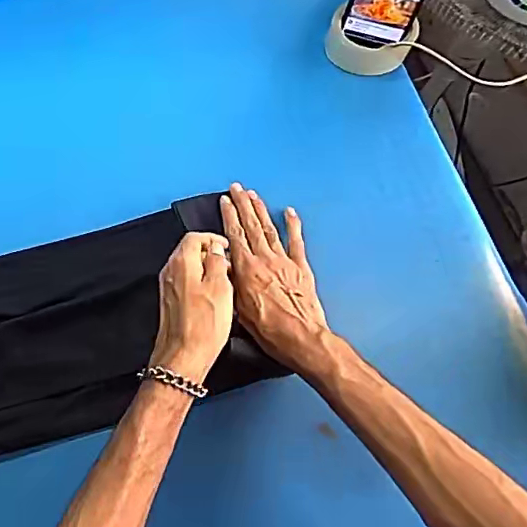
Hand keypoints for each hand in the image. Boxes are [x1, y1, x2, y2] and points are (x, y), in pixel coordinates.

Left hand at [149, 232, 234, 381]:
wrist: (183, 356)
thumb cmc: (202, 328)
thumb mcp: (220, 288)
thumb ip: (218, 262)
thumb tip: (216, 248)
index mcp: (181, 263)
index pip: (194, 236)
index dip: (212, 238)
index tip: (225, 245)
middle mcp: (170, 271)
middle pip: (189, 250)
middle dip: (209, 254)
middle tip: (228, 264)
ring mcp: (168, 286)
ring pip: (188, 266)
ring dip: (206, 269)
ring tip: (224, 282)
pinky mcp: (170, 301)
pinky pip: (185, 281)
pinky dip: (199, 282)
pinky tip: (213, 297)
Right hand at [220, 183, 336, 375]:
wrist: (302, 338)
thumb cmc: (271, 330)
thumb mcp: (239, 310)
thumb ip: (231, 283)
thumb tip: (224, 266)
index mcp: (247, 269)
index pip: (234, 235)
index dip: (229, 215)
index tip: (225, 201)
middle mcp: (264, 260)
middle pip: (251, 225)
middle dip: (243, 204)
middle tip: (237, 188)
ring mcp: (284, 261)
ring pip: (269, 229)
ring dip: (261, 210)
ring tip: (254, 195)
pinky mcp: (301, 268)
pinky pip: (296, 241)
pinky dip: (293, 225)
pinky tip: (289, 212)